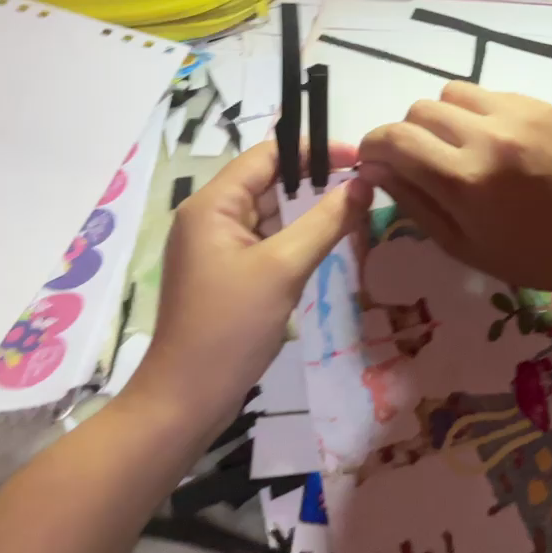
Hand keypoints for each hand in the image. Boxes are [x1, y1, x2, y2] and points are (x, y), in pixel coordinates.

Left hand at [125, 141, 372, 415]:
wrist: (185, 402)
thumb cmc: (230, 327)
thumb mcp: (285, 268)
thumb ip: (327, 221)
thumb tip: (366, 183)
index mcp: (213, 204)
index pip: (269, 155)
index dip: (316, 150)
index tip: (360, 158)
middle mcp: (210, 216)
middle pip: (270, 181)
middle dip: (316, 180)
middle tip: (365, 185)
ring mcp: (217, 246)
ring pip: (271, 211)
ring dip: (309, 210)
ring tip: (356, 210)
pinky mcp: (227, 272)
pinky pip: (267, 239)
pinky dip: (297, 237)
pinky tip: (328, 243)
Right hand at [355, 82, 551, 301]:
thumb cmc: (532, 256)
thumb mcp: (462, 244)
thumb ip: (413, 201)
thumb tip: (374, 169)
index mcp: (464, 180)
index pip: (394, 139)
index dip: (373, 147)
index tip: (375, 161)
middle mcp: (487, 136)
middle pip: (419, 109)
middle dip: (409, 134)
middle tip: (425, 161)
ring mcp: (516, 113)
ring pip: (451, 92)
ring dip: (444, 116)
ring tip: (462, 146)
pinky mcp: (539, 103)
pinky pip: (488, 94)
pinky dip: (479, 113)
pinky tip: (497, 142)